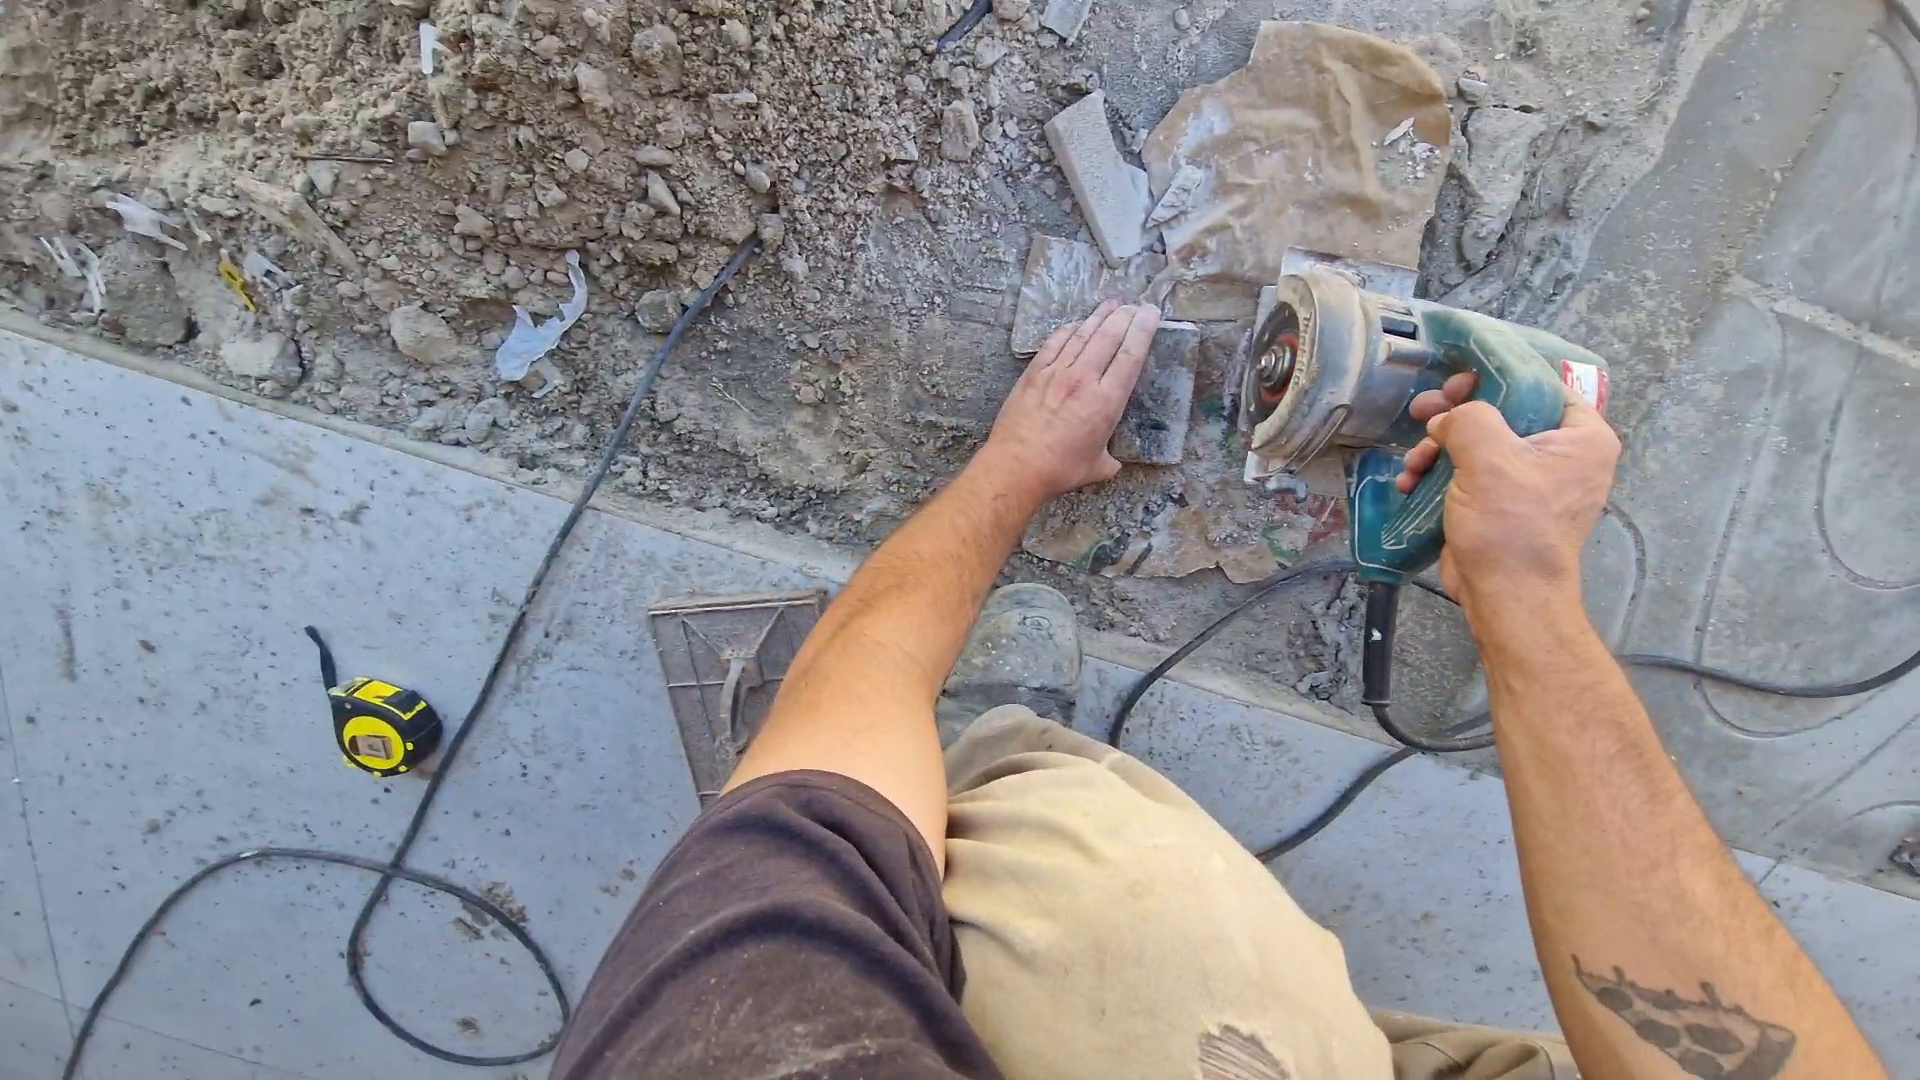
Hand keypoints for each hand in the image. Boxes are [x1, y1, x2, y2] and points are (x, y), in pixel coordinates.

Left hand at [977, 301, 1160, 500]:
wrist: (1016, 466)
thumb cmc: (1059, 470)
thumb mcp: (1097, 467)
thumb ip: (1110, 460)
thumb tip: (1112, 463)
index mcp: (1106, 401)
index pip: (1131, 355)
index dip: (1144, 329)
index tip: (1151, 314)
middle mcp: (1083, 380)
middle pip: (1109, 336)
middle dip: (1125, 316)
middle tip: (1135, 306)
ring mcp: (1056, 373)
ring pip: (1082, 335)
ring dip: (1099, 317)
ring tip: (1112, 305)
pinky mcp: (1034, 374)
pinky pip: (1055, 343)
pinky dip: (1068, 330)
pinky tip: (1076, 324)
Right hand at [1396, 372, 1619, 616]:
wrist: (1506, 594)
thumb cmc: (1510, 525)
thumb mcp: (1489, 460)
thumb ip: (1468, 420)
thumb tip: (1447, 418)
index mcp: (1580, 438)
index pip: (1541, 386)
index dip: (1494, 378)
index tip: (1455, 383)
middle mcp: (1561, 455)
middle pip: (1501, 415)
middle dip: (1454, 419)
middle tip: (1421, 413)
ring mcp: (1529, 482)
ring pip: (1477, 446)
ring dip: (1436, 452)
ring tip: (1412, 465)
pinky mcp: (1500, 504)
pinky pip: (1467, 475)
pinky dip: (1437, 477)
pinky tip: (1411, 485)